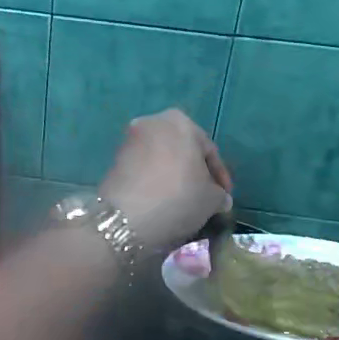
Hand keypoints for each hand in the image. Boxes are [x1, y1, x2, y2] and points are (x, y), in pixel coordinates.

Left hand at [97, 110, 233, 249]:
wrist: (126, 217)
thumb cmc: (178, 197)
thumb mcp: (211, 199)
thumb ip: (219, 195)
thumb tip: (220, 199)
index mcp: (180, 122)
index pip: (209, 150)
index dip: (220, 177)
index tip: (224, 198)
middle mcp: (153, 122)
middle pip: (182, 150)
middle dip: (194, 173)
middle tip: (204, 197)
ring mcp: (130, 140)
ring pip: (162, 159)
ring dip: (174, 177)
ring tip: (183, 202)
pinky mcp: (114, 160)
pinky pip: (144, 169)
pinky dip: (155, 181)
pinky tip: (162, 202)